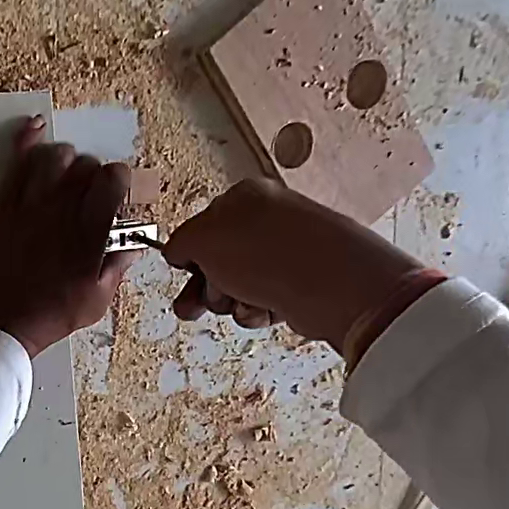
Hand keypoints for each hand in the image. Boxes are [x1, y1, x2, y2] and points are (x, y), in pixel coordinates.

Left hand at [0, 116, 131, 357]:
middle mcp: (61, 213)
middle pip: (86, 165)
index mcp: (89, 234)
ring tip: (66, 174)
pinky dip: (26, 142)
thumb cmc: (49, 317)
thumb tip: (130, 244)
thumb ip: (117, 266)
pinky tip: (34, 128)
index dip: (123, 181)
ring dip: (66, 160)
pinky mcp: (2, 210)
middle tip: (92, 193)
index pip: (114, 180)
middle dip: (95, 174)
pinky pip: (15, 166)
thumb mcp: (96, 300)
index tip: (122, 192)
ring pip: (53, 158)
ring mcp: (28, 208)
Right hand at [163, 178, 426, 348]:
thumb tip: (177, 251)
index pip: (201, 225)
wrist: (330, 285)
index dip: (189, 253)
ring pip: (237, 285)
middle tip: (194, 304)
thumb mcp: (201, 239)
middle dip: (204, 286)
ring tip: (238, 302)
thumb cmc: (269, 253)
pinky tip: (262, 309)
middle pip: (217, 260)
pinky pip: (261, 301)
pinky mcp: (299, 283)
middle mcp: (267, 220)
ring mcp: (285, 252)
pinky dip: (255, 311)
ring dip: (228, 301)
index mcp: (244, 197)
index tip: (185, 268)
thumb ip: (179, 242)